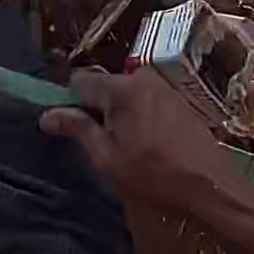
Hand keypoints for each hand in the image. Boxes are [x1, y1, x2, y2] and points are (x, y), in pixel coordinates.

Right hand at [38, 69, 245, 215]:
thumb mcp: (107, 157)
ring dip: (118, 111)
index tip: (71, 125)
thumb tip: (47, 114)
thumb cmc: (152, 171)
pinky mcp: (173, 92)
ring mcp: (158, 81)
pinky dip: (137, 111)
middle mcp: (137, 74)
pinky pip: (143, 95)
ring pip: (124, 91)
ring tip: (128, 145)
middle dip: (97, 108)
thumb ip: (78, 129)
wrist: (206, 178)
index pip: (79, 80)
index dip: (70, 101)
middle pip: (103, 85)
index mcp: (118, 87)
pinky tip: (147, 139)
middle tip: (103, 143)